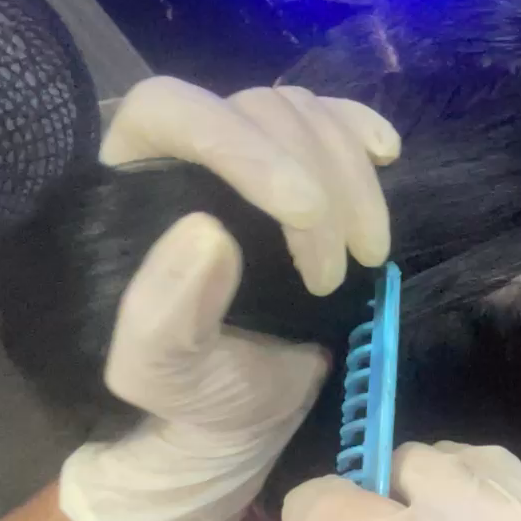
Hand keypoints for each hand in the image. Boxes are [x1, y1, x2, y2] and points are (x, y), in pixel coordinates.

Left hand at [59, 77, 399, 520]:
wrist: (250, 409)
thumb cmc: (195, 394)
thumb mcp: (161, 376)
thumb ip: (161, 317)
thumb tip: (208, 232)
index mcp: (133, 185)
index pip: (175, 112)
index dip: (245, 145)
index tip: (304, 210)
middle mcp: (190, 153)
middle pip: (261, 110)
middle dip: (322, 187)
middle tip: (341, 271)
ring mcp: (257, 158)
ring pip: (309, 116)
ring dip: (356, 181)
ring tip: (370, 255)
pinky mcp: (311, 171)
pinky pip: (338, 122)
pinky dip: (364, 132)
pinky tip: (388, 155)